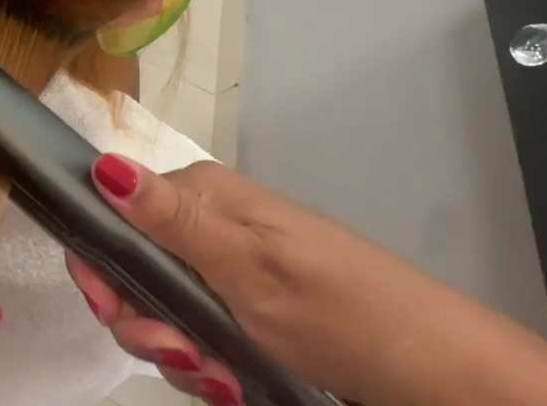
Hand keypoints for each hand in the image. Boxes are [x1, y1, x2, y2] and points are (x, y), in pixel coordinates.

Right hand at [67, 155, 546, 405]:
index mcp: (199, 198)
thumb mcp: (251, 267)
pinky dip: (201, 364)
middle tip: (181, 355)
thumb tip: (102, 162)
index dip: (97, 262)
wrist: (449, 378)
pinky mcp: (243, 312)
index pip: (109, 212)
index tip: (111, 309)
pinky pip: (191, 334)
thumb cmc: (345, 312)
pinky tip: (231, 383)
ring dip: (173, 351)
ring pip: (156, 309)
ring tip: (220, 380)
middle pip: (127, 268)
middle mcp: (203, 226)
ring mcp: (224, 271)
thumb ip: (172, 219)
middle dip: (140, 320)